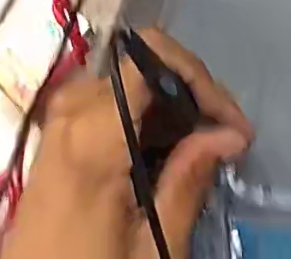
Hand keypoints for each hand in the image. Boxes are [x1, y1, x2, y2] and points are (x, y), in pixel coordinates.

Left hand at [4, 29, 253, 258]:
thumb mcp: (150, 251)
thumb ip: (187, 182)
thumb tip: (230, 133)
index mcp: (94, 128)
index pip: (151, 52)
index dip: (198, 76)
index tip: (232, 124)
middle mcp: (73, 105)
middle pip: (144, 63)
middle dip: (192, 92)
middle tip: (228, 138)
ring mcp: (61, 113)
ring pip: (130, 79)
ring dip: (172, 103)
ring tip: (206, 146)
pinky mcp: (58, 129)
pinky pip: (111, 98)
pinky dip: (147, 113)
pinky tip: (170, 150)